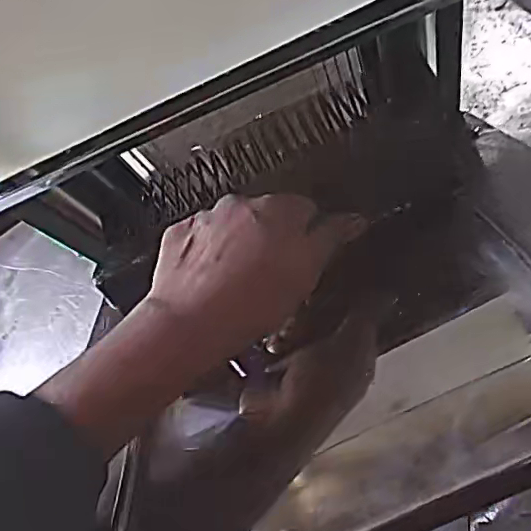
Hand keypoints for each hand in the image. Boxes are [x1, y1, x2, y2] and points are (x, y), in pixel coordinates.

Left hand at [36, 194, 362, 455]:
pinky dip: (208, 256)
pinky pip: (202, 239)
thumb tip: (350, 222)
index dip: (311, 235)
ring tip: (241, 286)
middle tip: (274, 278)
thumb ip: (329, 240)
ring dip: (239, 248)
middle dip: (273, 240)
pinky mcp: (181, 236)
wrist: (187, 324)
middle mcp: (241, 205)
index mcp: (279, 210)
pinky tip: (213, 283)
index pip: (307, 209)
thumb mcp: (304, 276)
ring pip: (233, 227)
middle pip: (268, 216)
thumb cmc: (244, 307)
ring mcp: (208, 219)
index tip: (309, 255)